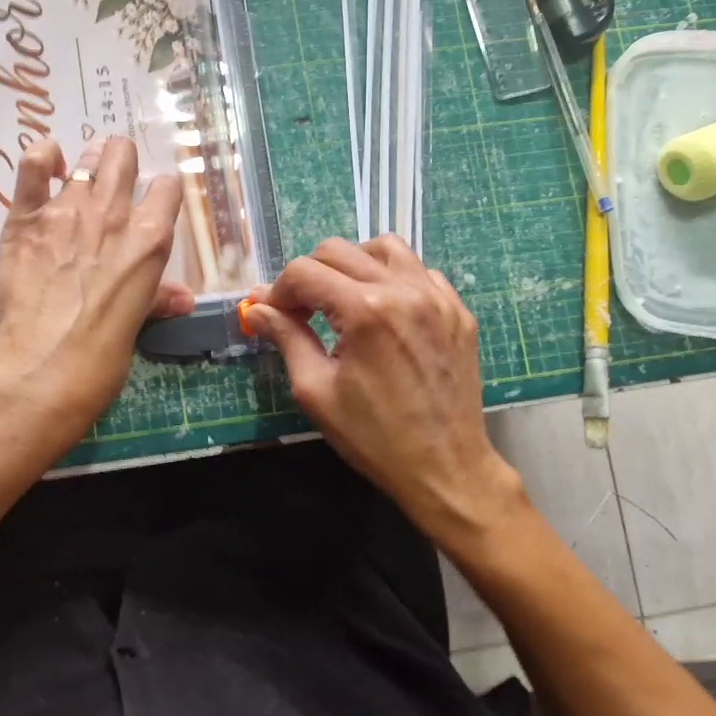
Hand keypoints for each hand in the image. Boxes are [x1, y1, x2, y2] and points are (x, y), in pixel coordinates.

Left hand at [0, 136, 193, 444]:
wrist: (45, 365)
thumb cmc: (101, 354)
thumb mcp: (138, 321)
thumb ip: (158, 298)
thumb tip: (184, 299)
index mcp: (150, 238)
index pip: (167, 188)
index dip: (159, 194)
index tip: (150, 204)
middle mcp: (113, 212)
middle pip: (124, 155)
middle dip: (121, 160)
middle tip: (111, 181)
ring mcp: (67, 208)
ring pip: (87, 156)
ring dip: (88, 161)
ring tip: (81, 174)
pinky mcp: (26, 215)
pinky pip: (33, 163)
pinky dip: (41, 158)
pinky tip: (45, 168)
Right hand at [245, 236, 525, 534]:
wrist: (445, 467)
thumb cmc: (373, 437)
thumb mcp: (315, 390)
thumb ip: (287, 338)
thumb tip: (257, 309)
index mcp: (365, 311)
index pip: (305, 272)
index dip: (279, 291)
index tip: (273, 316)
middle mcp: (404, 290)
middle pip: (339, 251)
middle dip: (309, 275)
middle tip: (301, 311)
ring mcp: (438, 298)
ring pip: (384, 248)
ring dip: (353, 264)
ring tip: (342, 299)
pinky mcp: (458, 311)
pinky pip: (421, 272)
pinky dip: (394, 278)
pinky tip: (384, 311)